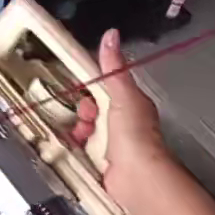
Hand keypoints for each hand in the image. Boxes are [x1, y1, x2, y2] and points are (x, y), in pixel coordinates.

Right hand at [70, 30, 172, 209]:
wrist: (137, 177)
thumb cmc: (138, 138)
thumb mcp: (123, 94)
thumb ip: (113, 68)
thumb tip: (111, 37)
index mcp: (130, 104)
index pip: (105, 87)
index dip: (90, 87)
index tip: (78, 87)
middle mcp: (123, 124)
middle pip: (91, 110)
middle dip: (82, 112)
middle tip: (85, 117)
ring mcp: (112, 145)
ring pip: (85, 131)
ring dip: (78, 132)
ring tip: (81, 135)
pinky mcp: (102, 164)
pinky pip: (83, 151)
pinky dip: (77, 149)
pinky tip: (77, 149)